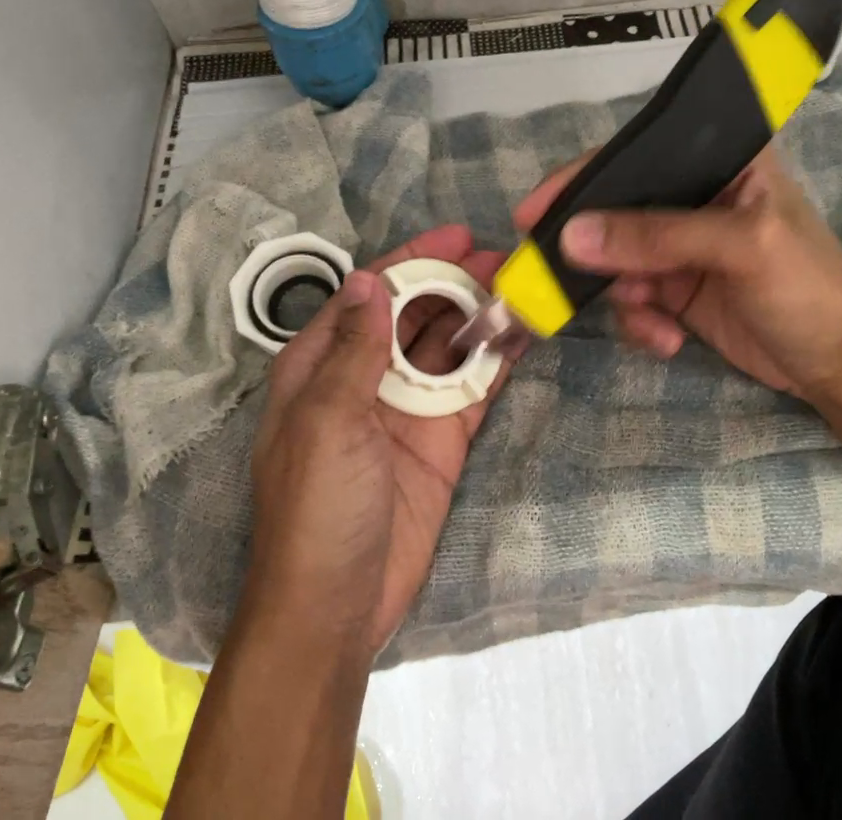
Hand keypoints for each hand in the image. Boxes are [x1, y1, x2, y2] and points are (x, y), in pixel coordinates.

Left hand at [243, 224, 519, 660]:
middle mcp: (362, 380)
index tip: (457, 235)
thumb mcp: (328, 421)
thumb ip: (355, 350)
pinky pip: (470, 393)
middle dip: (453, 284)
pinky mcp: (440, 444)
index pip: (368, 297)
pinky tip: (522, 336)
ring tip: (521, 286)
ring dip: (479, 317)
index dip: (410, 262)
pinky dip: (494, 364)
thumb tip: (370, 280)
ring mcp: (405, 412)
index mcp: (319, 368)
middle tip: (505, 258)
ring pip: (447, 350)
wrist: (336, 606)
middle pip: (413, 317)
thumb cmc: (318, 507)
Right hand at [513, 150, 841, 398]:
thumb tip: (571, 235)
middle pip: (617, 210)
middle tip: (553, 277)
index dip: (583, 178)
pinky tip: (668, 340)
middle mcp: (697, 197)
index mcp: (723, 161)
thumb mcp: (741, 248)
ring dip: (622, 294)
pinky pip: (632, 300)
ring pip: (618, 261)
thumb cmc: (809, 289)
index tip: (533, 212)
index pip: (638, 154)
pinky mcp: (677, 292)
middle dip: (593, 248)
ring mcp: (683, 247)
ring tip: (651, 317)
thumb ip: (658, 237)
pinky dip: (638, 322)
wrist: (841, 368)